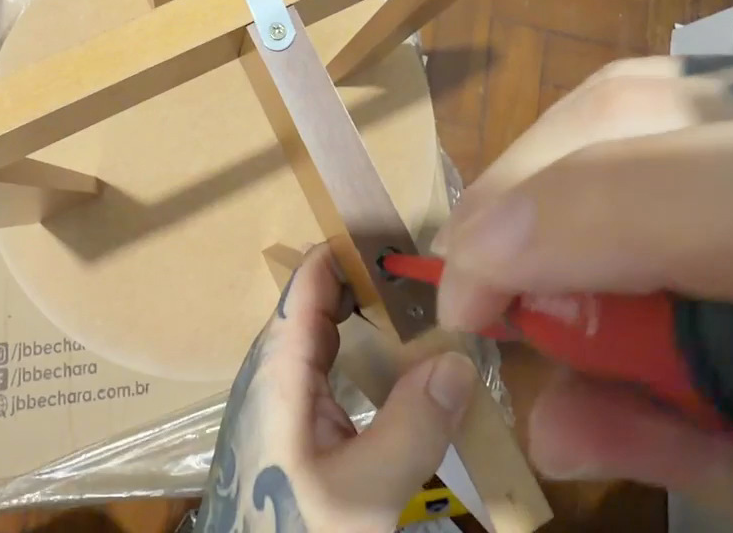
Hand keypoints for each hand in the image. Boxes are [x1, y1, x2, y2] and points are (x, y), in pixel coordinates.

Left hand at [195, 246, 477, 532]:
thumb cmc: (294, 529)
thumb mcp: (361, 493)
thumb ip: (411, 428)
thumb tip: (458, 358)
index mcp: (278, 369)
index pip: (307, 282)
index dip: (347, 249)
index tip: (399, 229)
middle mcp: (275, 372)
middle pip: (320, 305)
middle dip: (370, 282)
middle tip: (430, 271)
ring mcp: (283, 402)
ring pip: (328, 339)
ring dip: (372, 320)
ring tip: (426, 308)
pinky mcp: (296, 430)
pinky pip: (333, 373)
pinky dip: (368, 359)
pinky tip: (403, 369)